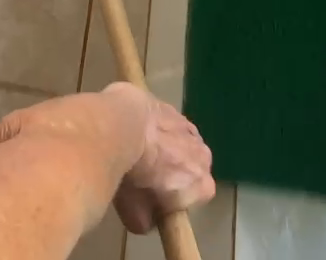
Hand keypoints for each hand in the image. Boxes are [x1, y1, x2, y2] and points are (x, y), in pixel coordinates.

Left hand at [103, 83, 214, 232]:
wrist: (122, 125)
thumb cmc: (134, 175)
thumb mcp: (135, 216)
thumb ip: (146, 220)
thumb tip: (143, 217)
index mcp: (202, 185)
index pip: (194, 198)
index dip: (172, 199)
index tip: (151, 198)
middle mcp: (203, 155)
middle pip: (189, 167)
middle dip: (172, 170)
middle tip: (143, 175)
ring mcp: (188, 126)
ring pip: (179, 142)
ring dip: (164, 146)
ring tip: (136, 149)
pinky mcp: (170, 105)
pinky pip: (165, 121)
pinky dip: (153, 126)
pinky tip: (133, 129)